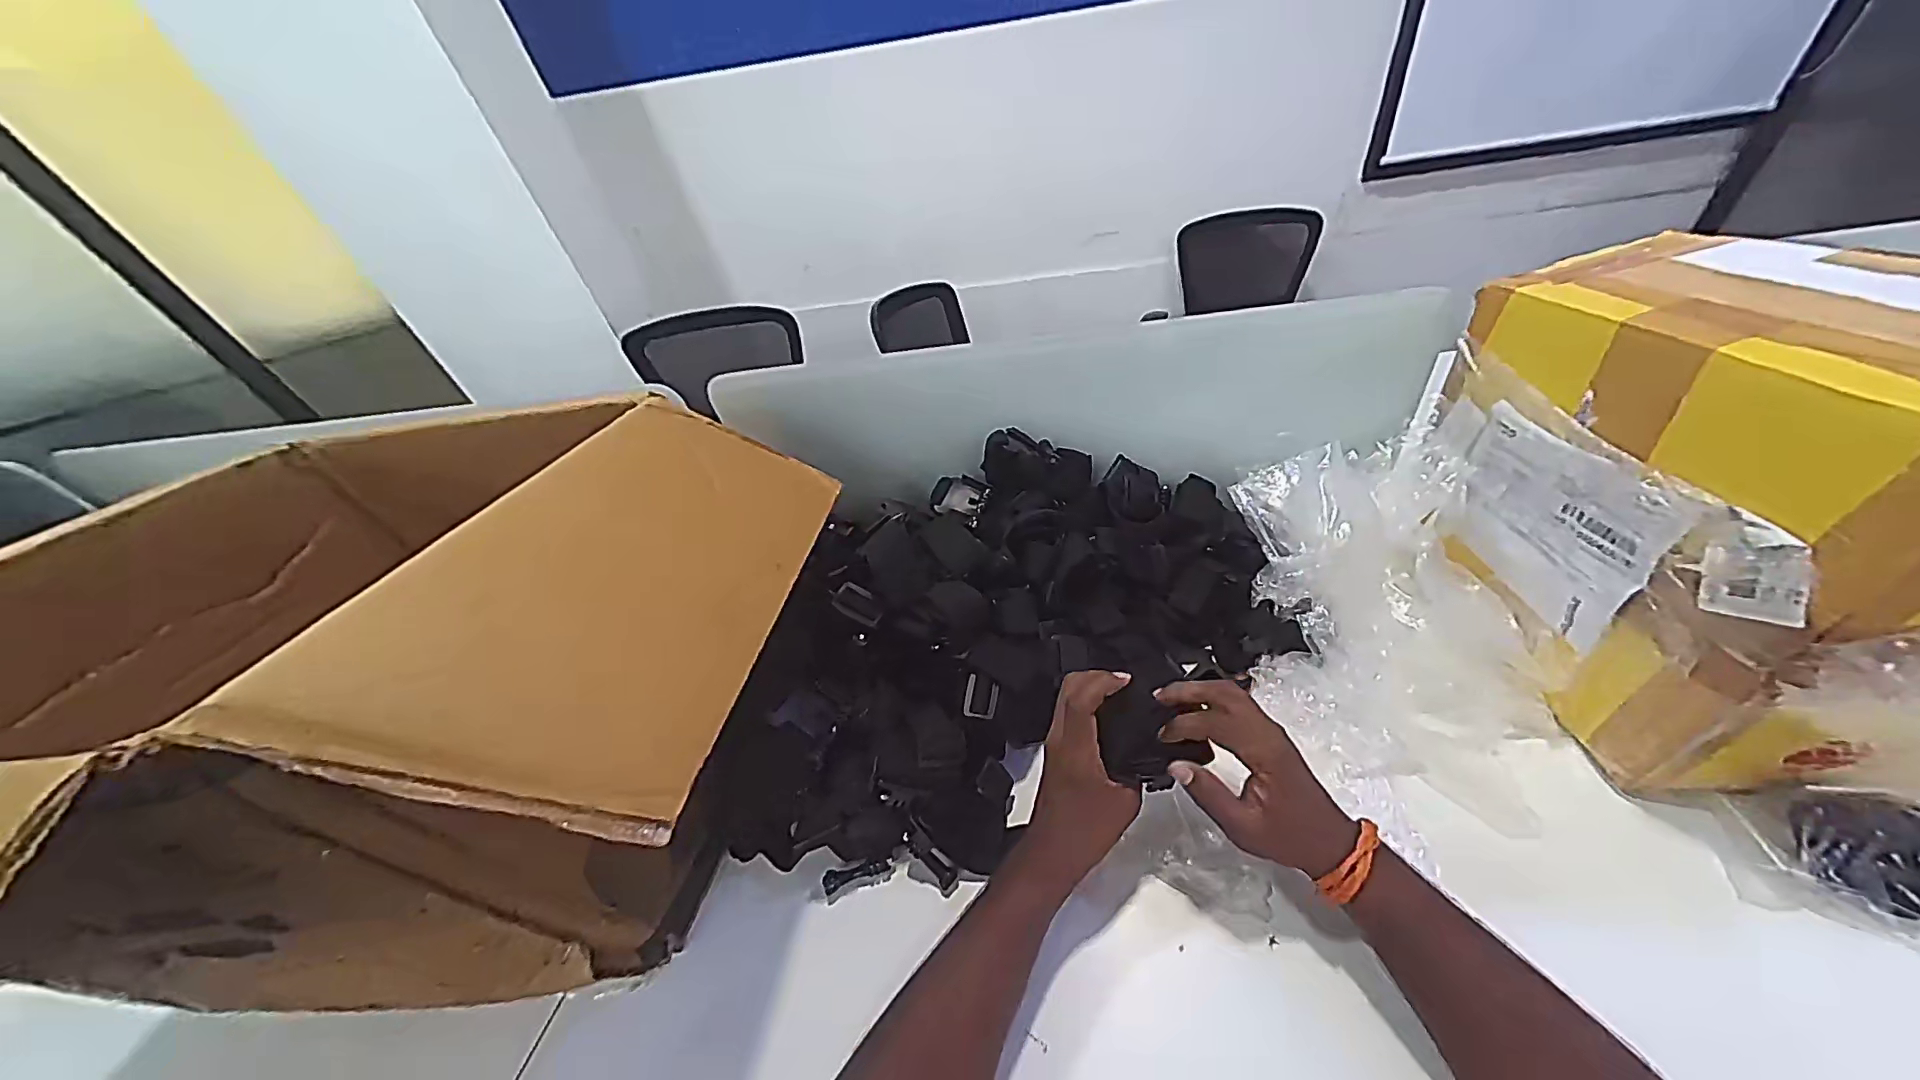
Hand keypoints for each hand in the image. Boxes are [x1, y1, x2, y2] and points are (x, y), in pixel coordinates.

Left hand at [1008, 671, 1141, 897]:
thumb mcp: (1125, 799)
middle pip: (1068, 687)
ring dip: (1090, 689)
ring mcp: (1053, 744)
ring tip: (1118, 696)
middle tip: (1122, 682)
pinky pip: (1067, 714)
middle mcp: (1058, 739)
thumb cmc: (1082, 832)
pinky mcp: (1055, 753)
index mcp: (1075, 747)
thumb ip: (1136, 767)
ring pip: (1064, 698)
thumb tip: (1144, 752)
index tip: (1125, 680)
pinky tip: (1107, 719)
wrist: (1053, 851)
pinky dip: (1085, 705)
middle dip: (1096, 676)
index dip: (1104, 680)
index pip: (1081, 697)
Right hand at [1156, 680, 1357, 876]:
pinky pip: (1240, 704)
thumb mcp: (1243, 826)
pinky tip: (1196, 709)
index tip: (1164, 737)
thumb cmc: (1290, 836)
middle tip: (1159, 697)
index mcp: (1265, 753)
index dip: (1184, 725)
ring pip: (1234, 693)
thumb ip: (1207, 793)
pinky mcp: (1270, 735)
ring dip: (1200, 690)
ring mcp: (1272, 732)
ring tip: (1171, 699)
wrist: (1329, 841)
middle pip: (1227, 693)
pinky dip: (1213, 699)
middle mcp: (1270, 734)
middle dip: (1189, 690)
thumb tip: (1177, 766)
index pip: (1217, 721)